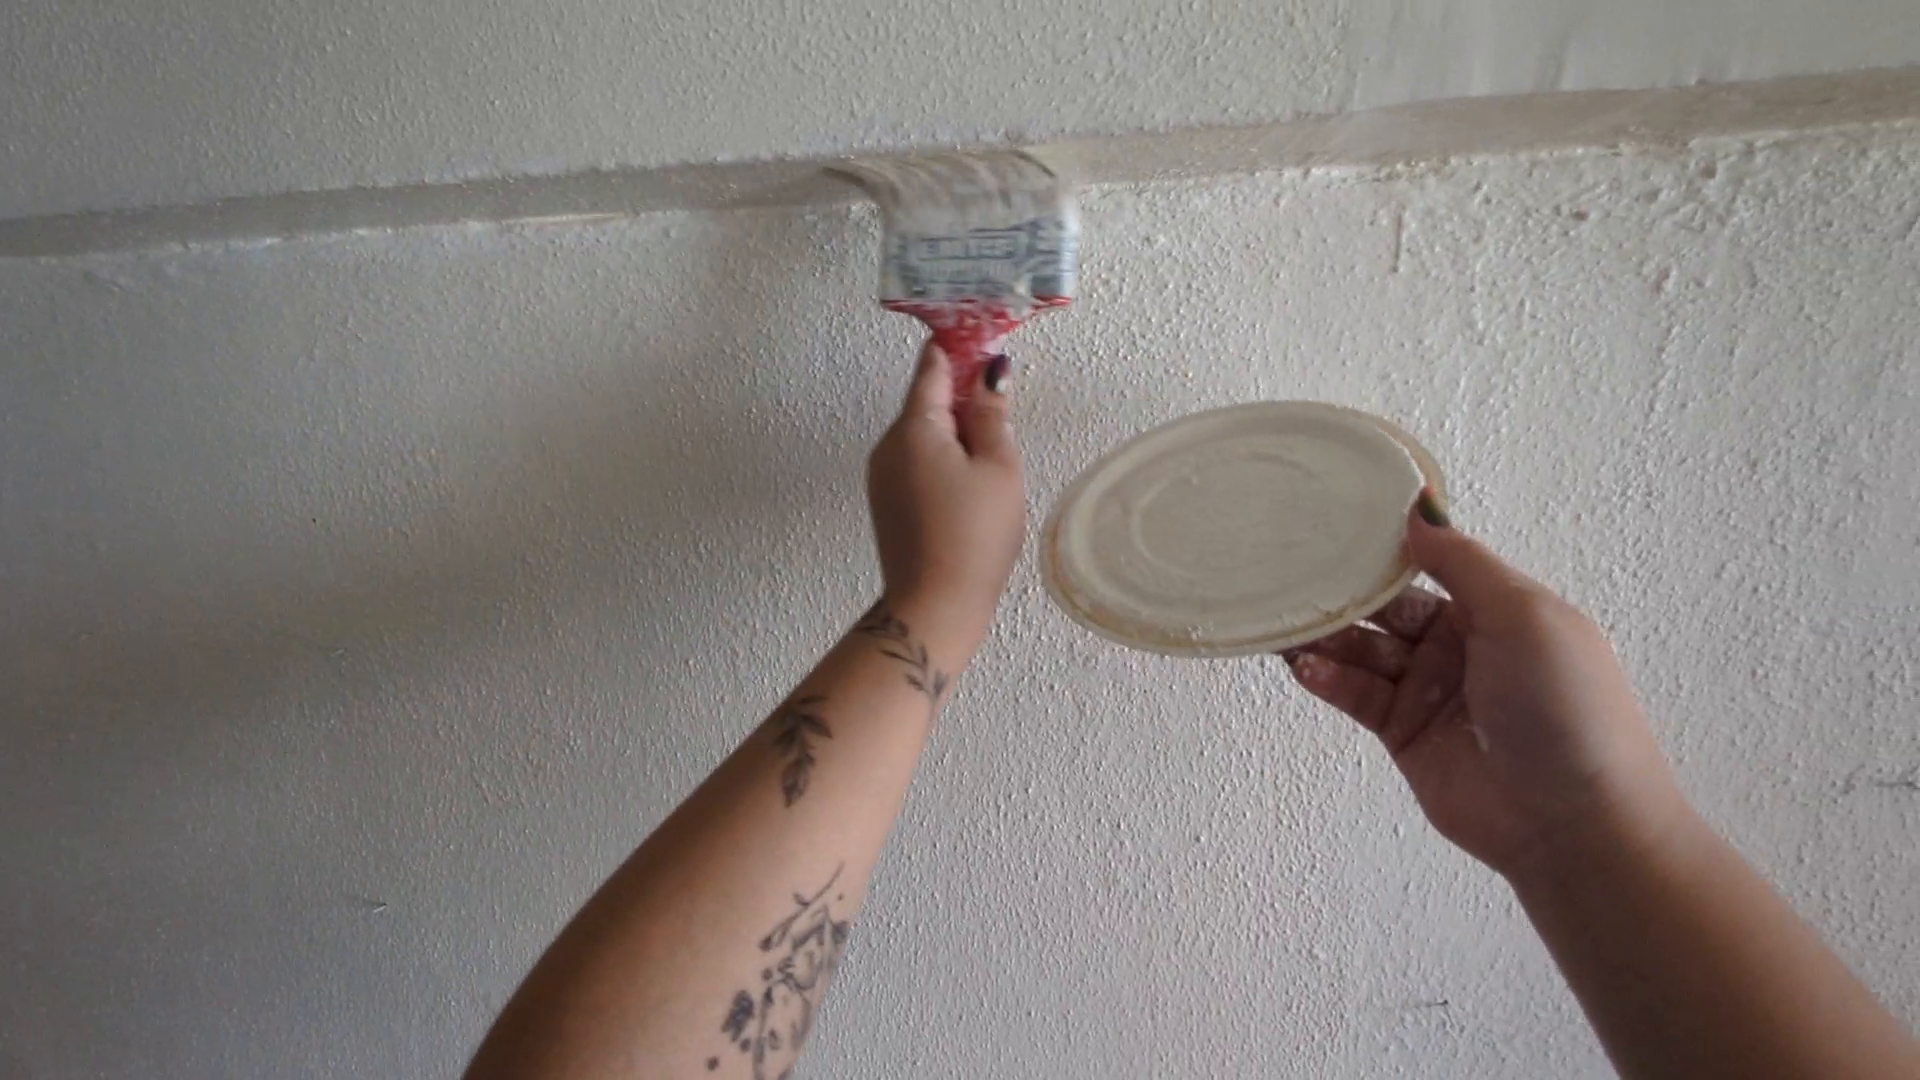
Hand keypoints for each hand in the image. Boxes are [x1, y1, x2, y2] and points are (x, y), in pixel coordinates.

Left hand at [866, 343, 1024, 644]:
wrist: (935, 604)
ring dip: (955, 434)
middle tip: (1002, 418)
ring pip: (922, 435)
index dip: (961, 349)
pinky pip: (915, 463)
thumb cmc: (974, 535)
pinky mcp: (886, 502)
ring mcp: (882, 475)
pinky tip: (967, 489)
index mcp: (914, 427)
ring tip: (990, 466)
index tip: (987, 342)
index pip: (933, 367)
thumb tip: (990, 370)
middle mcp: (887, 445)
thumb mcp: (998, 466)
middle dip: (963, 399)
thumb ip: (992, 412)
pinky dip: (941, 461)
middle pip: (926, 402)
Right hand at [1284, 492, 1690, 877]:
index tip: (1331, 528)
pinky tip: (1304, 668)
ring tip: (1285, 629)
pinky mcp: (1399, 729)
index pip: (1425, 566)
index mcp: (1493, 610)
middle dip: (1340, 596)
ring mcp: (1425, 689)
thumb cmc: (1564, 707)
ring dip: (1324, 639)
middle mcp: (1455, 645)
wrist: (1571, 823)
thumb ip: (1462, 562)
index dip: (1382, 550)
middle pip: (1383, 609)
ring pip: (1360, 650)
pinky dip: (1326, 678)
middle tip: (1290, 580)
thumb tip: (1417, 507)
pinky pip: (1354, 693)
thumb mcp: (1524, 616)